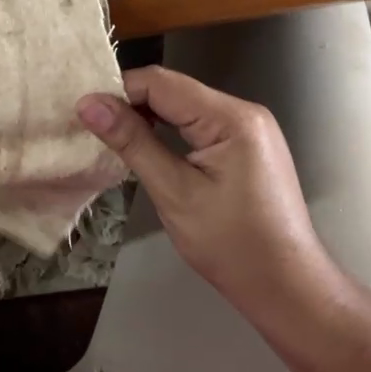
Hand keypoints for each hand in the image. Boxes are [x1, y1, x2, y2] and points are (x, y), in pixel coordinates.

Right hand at [77, 67, 336, 306]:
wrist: (288, 289)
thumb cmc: (232, 245)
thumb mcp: (173, 192)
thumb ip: (132, 142)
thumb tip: (88, 103)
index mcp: (231, 118)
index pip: (160, 82)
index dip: (117, 92)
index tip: (82, 113)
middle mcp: (243, 112)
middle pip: (171, 90)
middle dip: (129, 104)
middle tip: (91, 127)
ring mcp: (247, 129)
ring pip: (182, 106)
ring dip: (146, 118)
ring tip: (111, 138)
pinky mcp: (245, 146)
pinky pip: (196, 124)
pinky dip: (167, 131)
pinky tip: (146, 149)